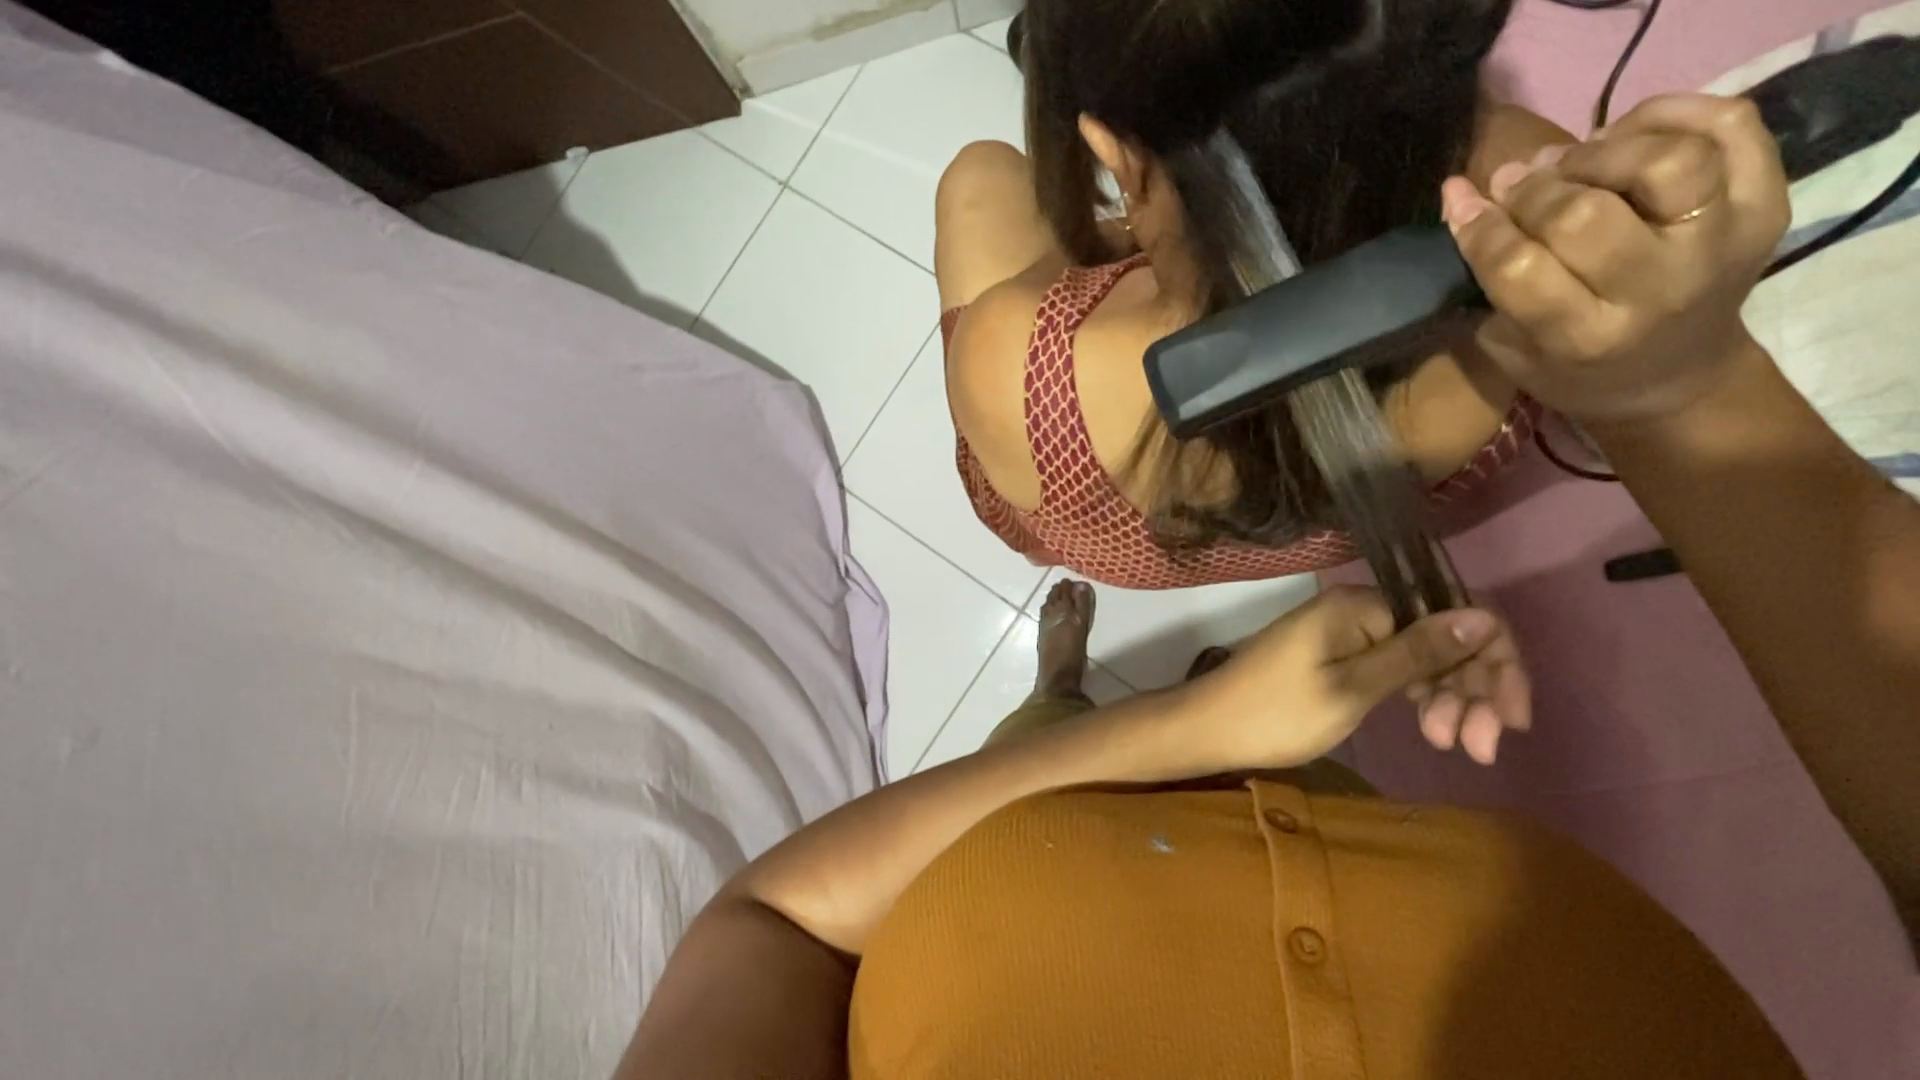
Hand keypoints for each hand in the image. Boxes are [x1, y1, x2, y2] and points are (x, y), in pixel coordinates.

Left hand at [1174, 586, 1530, 770]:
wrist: (1209, 728)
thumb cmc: (1277, 713)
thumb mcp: (1354, 688)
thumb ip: (1418, 653)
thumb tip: (1482, 616)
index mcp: (1361, 605)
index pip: (1454, 615)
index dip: (1493, 663)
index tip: (1509, 720)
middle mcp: (1359, 609)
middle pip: (1444, 637)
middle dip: (1473, 689)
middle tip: (1480, 748)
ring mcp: (1349, 633)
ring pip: (1424, 657)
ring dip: (1451, 699)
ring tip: (1454, 746)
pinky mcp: (1341, 657)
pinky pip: (1397, 668)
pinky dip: (1421, 698)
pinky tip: (1433, 729)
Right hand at [1440, 94, 1791, 423]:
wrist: (1679, 374)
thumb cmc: (1576, 366)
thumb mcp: (1514, 344)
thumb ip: (1487, 273)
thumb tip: (1459, 193)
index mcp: (1587, 337)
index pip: (1518, 267)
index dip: (1480, 228)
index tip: (1464, 204)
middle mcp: (1660, 290)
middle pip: (1582, 215)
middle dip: (1531, 191)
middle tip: (1515, 184)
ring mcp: (1722, 242)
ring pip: (1665, 162)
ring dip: (1603, 150)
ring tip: (1574, 160)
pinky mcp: (1765, 204)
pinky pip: (1730, 126)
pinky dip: (1671, 113)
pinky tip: (1627, 133)